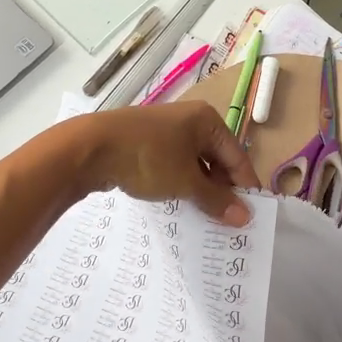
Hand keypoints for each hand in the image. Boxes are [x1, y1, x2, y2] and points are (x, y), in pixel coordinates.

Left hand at [69, 102, 261, 226]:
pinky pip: (174, 164)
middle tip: (225, 222)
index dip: (244, 187)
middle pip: (217, 158)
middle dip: (221, 189)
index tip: (250, 217)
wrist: (92, 148)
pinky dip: (180, 183)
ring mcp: (167, 129)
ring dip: (200, 189)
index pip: (237, 156)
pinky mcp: (148, 141)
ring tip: (203, 218)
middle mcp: (191, 119)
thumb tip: (245, 216)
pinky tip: (178, 203)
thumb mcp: (186, 182)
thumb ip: (217, 200)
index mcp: (208, 120)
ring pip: (194, 163)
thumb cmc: (149, 158)